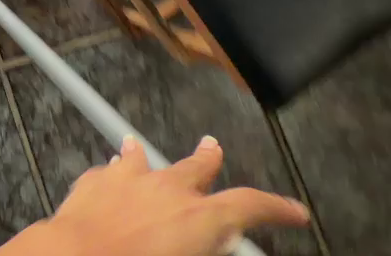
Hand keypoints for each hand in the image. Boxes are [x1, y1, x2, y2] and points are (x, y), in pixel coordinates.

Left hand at [0, 135, 309, 255]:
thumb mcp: (188, 255)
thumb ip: (201, 244)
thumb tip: (203, 239)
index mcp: (199, 218)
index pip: (249, 205)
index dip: (276, 207)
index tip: (294, 210)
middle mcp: (167, 189)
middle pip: (195, 167)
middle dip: (207, 158)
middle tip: (212, 146)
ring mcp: (128, 178)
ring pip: (144, 157)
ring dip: (147, 156)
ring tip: (139, 145)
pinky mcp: (96, 179)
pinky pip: (111, 170)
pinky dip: (116, 171)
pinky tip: (111, 172)